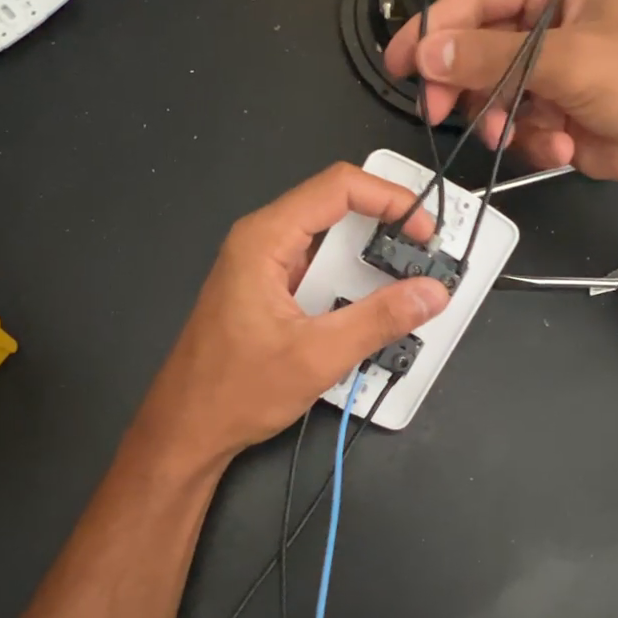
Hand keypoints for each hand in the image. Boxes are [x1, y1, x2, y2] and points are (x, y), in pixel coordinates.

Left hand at [137, 164, 451, 462]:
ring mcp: (262, 269)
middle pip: (335, 210)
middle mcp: (261, 243)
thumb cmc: (235, 391)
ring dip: (368, 264)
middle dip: (384, 231)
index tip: (423, 230)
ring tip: (402, 291)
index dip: (389, 199)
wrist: (186, 430)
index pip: (337, 187)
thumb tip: (431, 293)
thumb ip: (379, 320)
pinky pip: (317, 274)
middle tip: (422, 261)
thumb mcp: (317, 356)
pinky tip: (369, 314)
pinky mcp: (267, 294)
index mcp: (263, 240)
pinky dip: (348, 287)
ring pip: (328, 246)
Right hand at [383, 0, 617, 195]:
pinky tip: (563, 145)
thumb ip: (492, 57)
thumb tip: (425, 52)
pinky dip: (532, 139)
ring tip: (519, 135)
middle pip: (477, 48)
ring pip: (490, 92)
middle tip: (437, 111)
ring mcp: (551, 69)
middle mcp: (549, 21)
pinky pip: (515, 123)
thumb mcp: (569, 60)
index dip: (436, 29)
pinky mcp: (555, 111)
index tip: (401, 63)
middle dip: (465, 85)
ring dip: (501, 119)